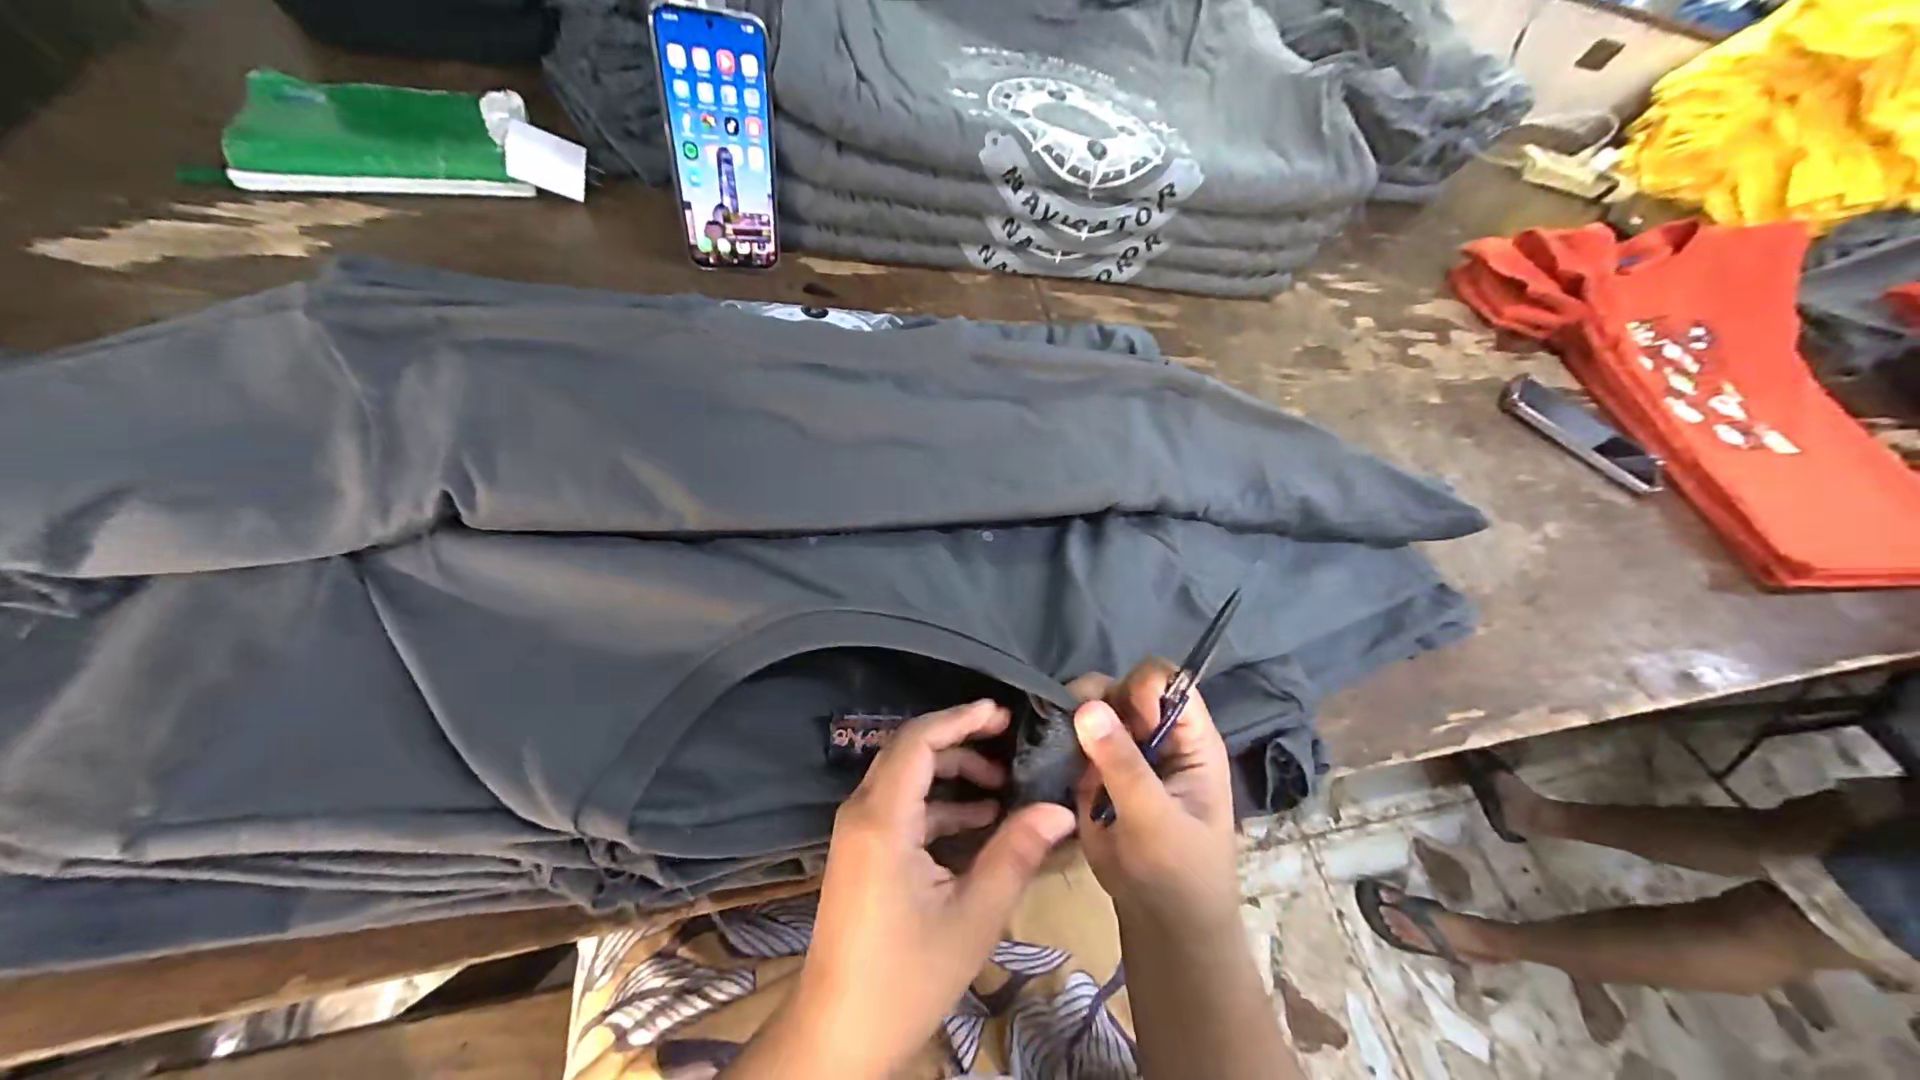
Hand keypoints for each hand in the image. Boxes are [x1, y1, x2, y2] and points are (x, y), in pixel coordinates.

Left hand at [744, 700, 1075, 1079]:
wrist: (838, 1033)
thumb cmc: (907, 976)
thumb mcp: (973, 916)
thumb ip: (1015, 854)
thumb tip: (1060, 810)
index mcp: (882, 819)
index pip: (918, 741)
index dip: (959, 718)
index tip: (1001, 713)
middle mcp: (862, 812)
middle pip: (910, 752)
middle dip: (960, 742)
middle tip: (1008, 742)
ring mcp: (857, 832)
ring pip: (906, 779)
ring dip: (952, 776)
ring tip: (1002, 788)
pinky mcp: (861, 852)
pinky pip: (901, 808)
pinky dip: (938, 806)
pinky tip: (977, 823)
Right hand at [1073, 659, 1239, 932]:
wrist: (1159, 921)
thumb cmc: (1178, 872)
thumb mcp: (1156, 820)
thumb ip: (1123, 764)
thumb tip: (1087, 706)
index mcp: (1189, 738)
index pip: (1166, 682)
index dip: (1139, 688)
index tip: (1118, 717)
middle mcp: (1155, 733)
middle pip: (1122, 687)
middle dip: (1095, 697)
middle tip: (1072, 722)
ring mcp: (1122, 749)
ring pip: (1092, 706)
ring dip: (1071, 714)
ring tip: (1057, 738)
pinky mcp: (1093, 767)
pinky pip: (1072, 735)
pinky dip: (1057, 735)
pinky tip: (1047, 747)